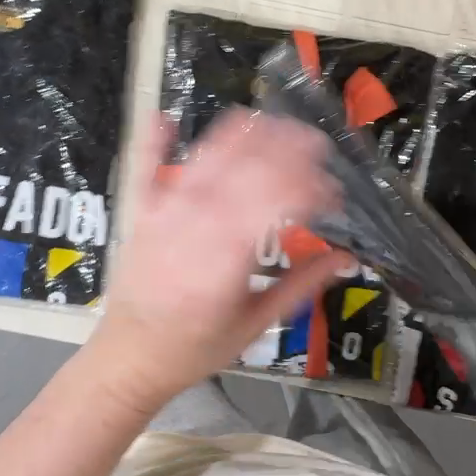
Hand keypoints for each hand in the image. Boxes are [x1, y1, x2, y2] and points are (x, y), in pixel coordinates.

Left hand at [84, 110, 351, 412]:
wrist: (130, 358)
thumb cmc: (195, 347)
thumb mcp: (255, 324)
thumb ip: (300, 287)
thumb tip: (345, 259)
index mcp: (227, 259)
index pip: (277, 203)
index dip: (311, 189)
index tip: (333, 194)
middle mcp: (195, 226)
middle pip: (245, 171)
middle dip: (286, 151)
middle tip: (316, 145)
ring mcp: (164, 214)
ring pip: (205, 160)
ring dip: (239, 135)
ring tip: (269, 122)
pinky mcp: (141, 212)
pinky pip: (145, 168)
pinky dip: (155, 141)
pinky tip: (166, 117)